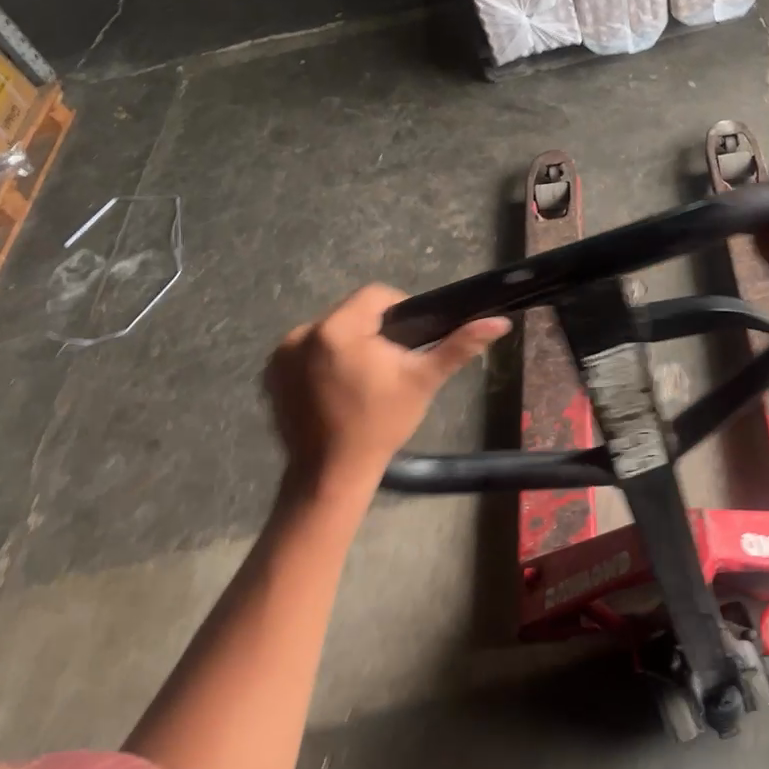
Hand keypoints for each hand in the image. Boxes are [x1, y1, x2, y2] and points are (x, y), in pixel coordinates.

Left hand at [266, 284, 510, 488]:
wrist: (331, 473)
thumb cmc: (381, 424)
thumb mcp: (423, 381)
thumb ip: (459, 346)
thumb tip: (499, 323)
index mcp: (338, 329)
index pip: (375, 295)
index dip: (399, 310)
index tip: (409, 341)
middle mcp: (301, 333)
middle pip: (350, 313)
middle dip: (372, 331)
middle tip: (389, 366)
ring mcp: (280, 355)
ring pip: (328, 332)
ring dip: (346, 345)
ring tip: (363, 379)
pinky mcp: (269, 375)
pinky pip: (305, 352)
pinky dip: (321, 362)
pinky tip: (335, 389)